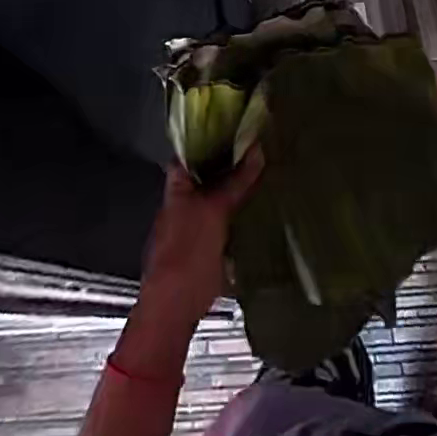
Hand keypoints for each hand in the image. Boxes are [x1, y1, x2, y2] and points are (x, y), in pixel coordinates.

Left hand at [139, 150, 265, 324]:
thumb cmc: (187, 253)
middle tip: (257, 149)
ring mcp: (191, 224)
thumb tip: (256, 150)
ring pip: (215, 197)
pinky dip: (237, 212)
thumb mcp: (215, 212)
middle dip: (227, 162)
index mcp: (176, 187)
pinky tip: (258, 209)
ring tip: (263, 173)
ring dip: (235, 188)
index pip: (190, 151)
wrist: (174, 308)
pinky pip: (223, 220)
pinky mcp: (204, 246)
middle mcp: (180, 201)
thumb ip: (234, 182)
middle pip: (204, 174)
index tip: (235, 127)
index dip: (209, 137)